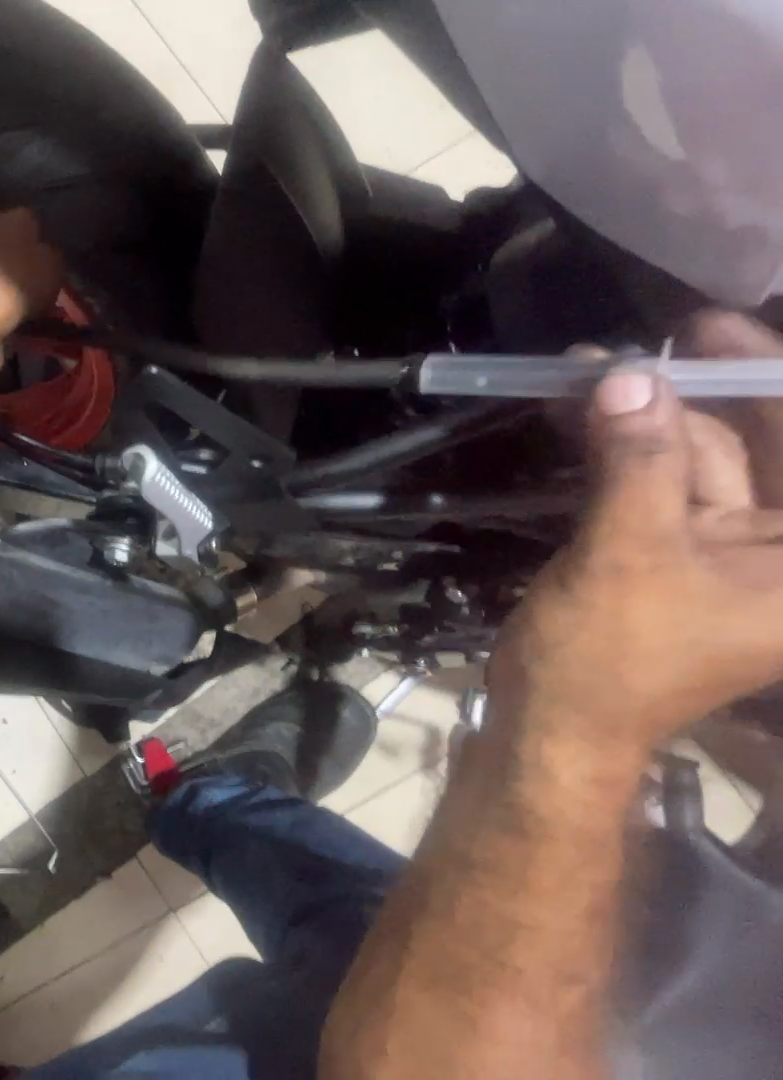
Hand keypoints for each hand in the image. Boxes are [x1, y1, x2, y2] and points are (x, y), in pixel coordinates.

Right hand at [489, 314, 782, 754]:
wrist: (556, 719)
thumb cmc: (613, 654)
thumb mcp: (629, 554)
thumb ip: (638, 463)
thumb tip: (626, 376)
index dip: (772, 381)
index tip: (717, 331)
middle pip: (760, 444)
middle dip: (694, 392)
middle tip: (639, 344)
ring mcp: (728, 549)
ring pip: (696, 459)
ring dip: (639, 417)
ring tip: (580, 373)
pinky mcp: (670, 552)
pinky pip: (654, 484)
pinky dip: (617, 451)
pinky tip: (581, 418)